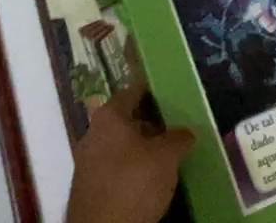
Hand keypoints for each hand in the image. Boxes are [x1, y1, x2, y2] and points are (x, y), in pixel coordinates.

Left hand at [64, 85, 195, 222]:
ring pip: (121, 144)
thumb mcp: (166, 158)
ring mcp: (89, 159)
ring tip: (168, 154)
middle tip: (175, 127)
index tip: (172, 93)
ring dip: (142, 147)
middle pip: (127, 118)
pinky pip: (116, 166)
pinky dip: (133, 167)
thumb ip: (178, 139)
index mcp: (109, 114)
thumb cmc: (133, 182)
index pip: (134, 91)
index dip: (154, 90)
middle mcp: (94, 130)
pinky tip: (150, 177)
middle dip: (151, 123)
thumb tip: (186, 132)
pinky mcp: (90, 185)